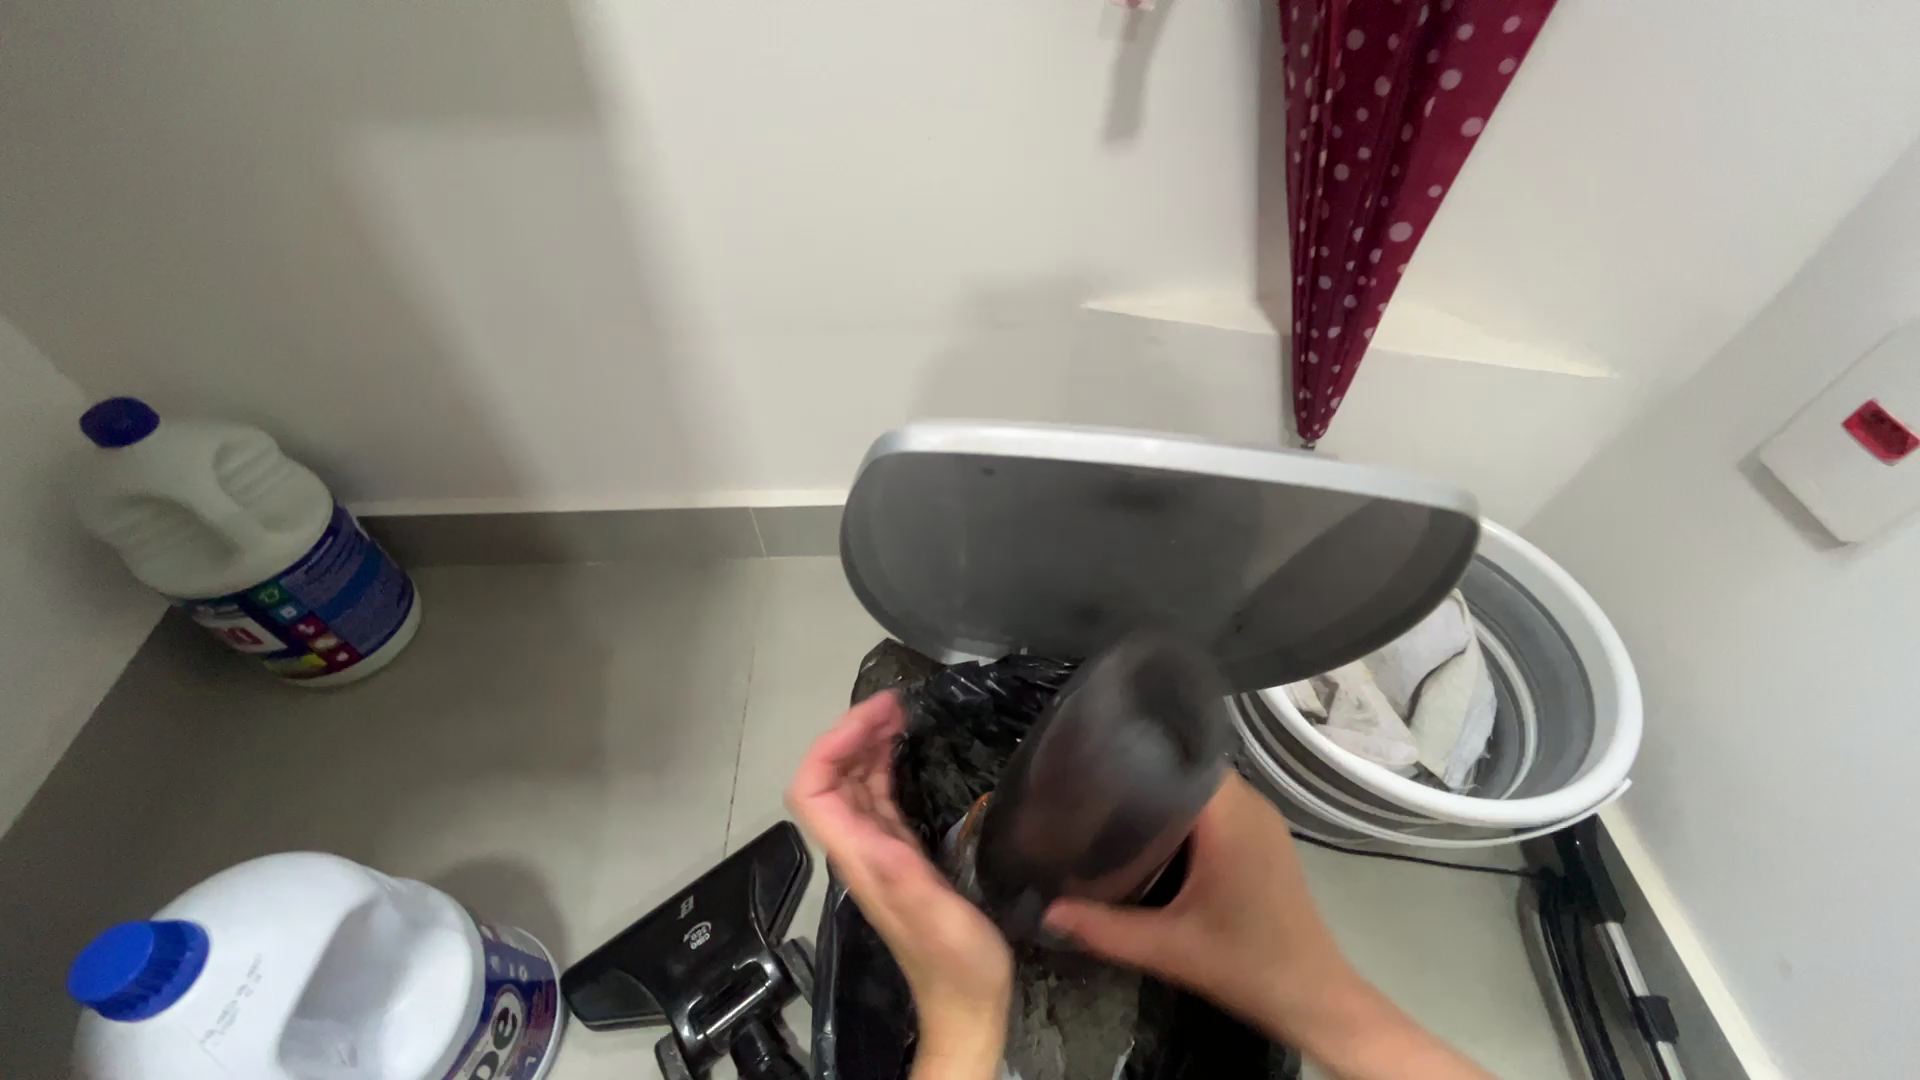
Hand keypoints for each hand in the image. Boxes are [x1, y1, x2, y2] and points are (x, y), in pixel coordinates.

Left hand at [787, 692, 1011, 1077]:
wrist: (966, 1002)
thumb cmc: (956, 964)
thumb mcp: (936, 919)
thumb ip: (904, 877)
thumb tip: (875, 829)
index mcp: (860, 857)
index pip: (815, 791)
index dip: (832, 746)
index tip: (873, 716)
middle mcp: (860, 847)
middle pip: (831, 778)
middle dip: (851, 733)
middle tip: (892, 703)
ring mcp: (877, 848)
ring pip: (854, 783)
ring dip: (866, 742)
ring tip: (897, 712)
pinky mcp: (898, 851)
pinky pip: (879, 796)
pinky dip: (884, 763)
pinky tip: (900, 748)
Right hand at [1042, 772, 1354, 1038]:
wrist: (1316, 1001)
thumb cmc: (1249, 966)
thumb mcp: (1170, 949)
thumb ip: (1106, 929)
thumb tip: (1047, 911)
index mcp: (1229, 815)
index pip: (1177, 755)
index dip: (1134, 751)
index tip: (1090, 758)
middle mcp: (1248, 805)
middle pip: (1184, 767)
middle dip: (1139, 772)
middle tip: (1088, 783)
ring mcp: (1260, 821)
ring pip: (1199, 786)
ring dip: (1160, 791)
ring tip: (1108, 801)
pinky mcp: (1262, 839)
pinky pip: (1214, 806)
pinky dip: (1181, 810)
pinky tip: (1147, 831)